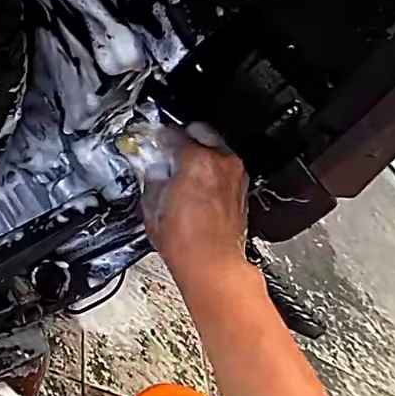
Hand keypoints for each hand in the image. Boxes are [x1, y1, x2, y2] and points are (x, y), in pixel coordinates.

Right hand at [138, 131, 249, 284]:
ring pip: (216, 147)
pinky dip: (211, 168)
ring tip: (181, 169)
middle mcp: (221, 161)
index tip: (152, 142)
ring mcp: (235, 174)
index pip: (173, 134)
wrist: (212, 264)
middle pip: (201, 131)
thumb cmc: (185, 242)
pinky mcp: (241, 189)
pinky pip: (224, 166)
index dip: (158, 137)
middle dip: (182, 137)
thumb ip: (152, 178)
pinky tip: (196, 184)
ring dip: (199, 152)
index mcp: (197, 160)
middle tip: (167, 149)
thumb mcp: (152, 206)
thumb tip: (154, 170)